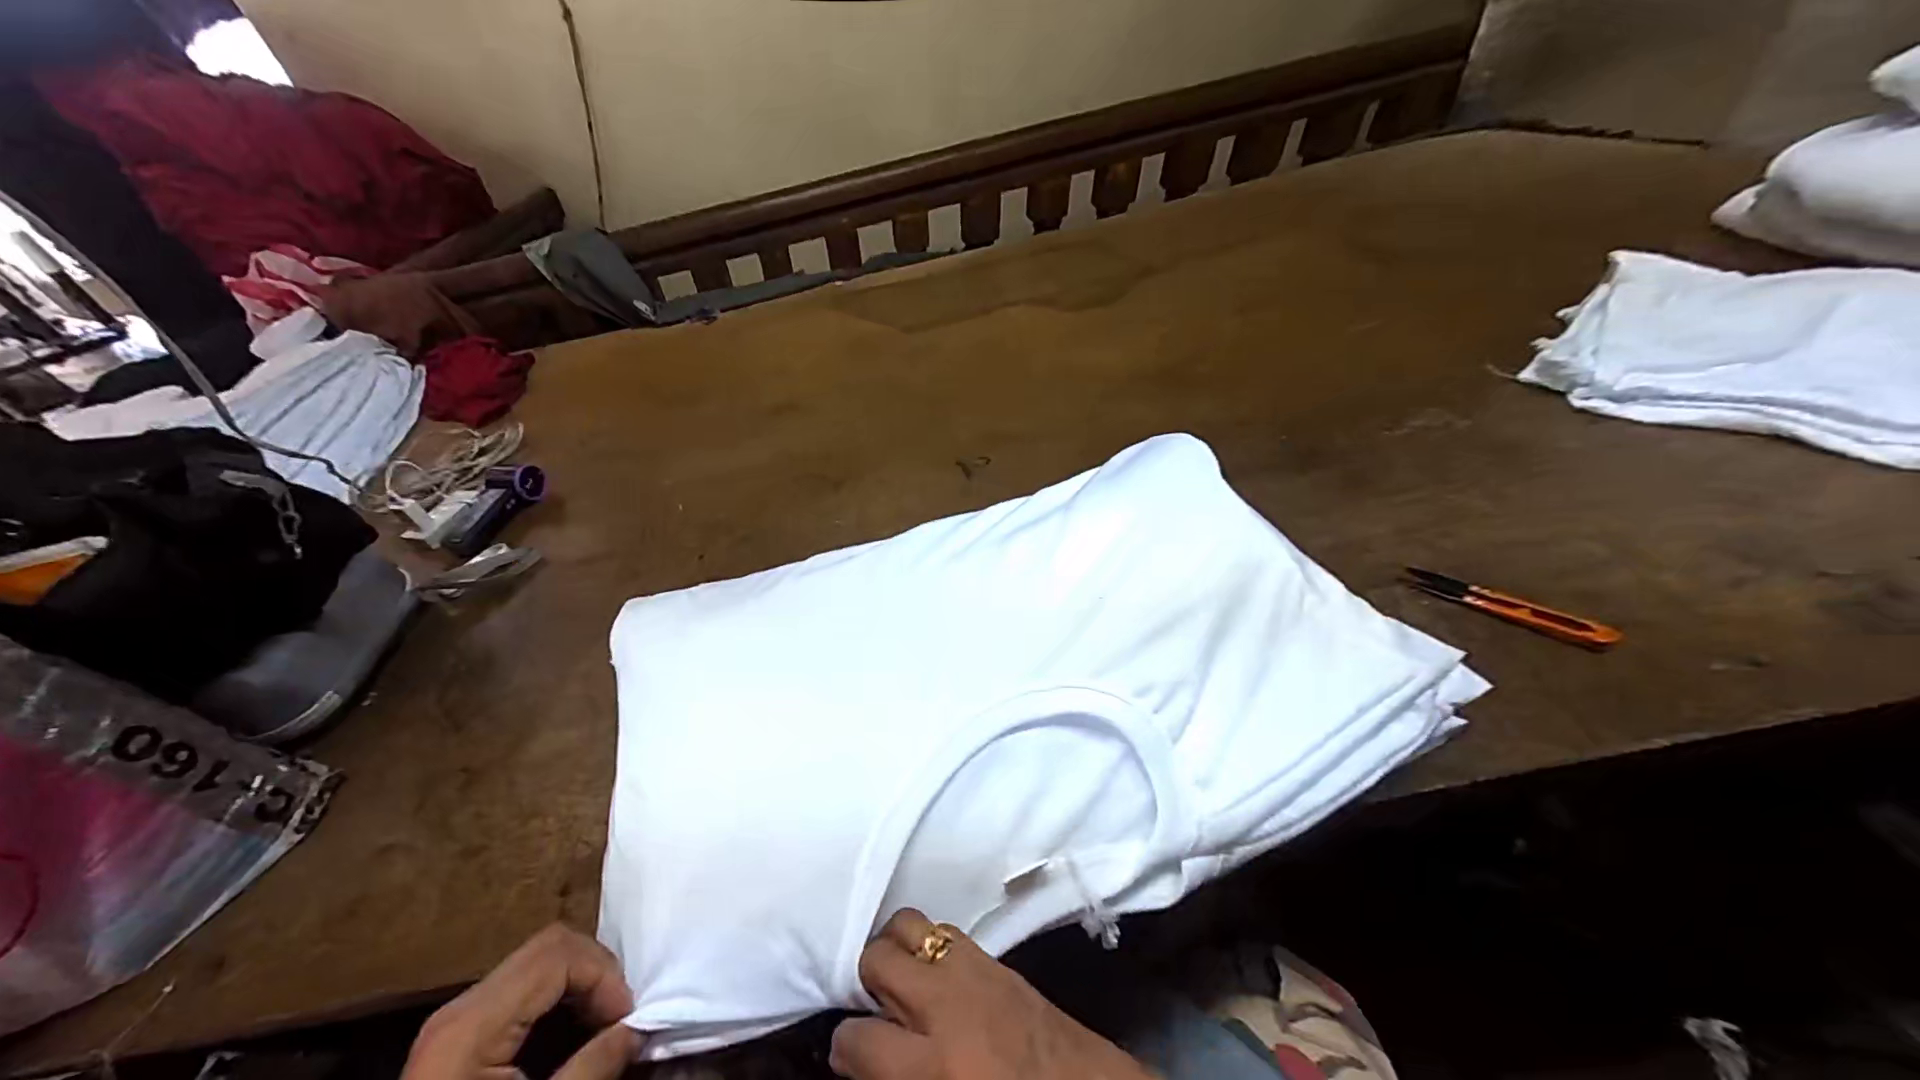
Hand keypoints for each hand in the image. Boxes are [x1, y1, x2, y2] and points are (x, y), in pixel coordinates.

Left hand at [402, 923, 641, 1079]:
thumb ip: (590, 1070)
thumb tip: (637, 1030)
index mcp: (471, 1027)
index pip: (557, 956)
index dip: (604, 976)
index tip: (627, 1019)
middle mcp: (460, 1008)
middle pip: (550, 946)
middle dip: (597, 972)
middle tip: (619, 1016)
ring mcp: (456, 1017)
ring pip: (540, 959)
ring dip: (583, 980)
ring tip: (602, 1022)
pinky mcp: (460, 1032)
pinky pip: (525, 984)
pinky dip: (561, 992)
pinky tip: (574, 1028)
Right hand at [831, 909, 1155, 1079]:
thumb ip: (896, 1077)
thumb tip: (862, 1054)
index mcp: (933, 1066)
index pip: (857, 1039)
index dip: (843, 1048)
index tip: (848, 1052)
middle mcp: (947, 1005)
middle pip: (877, 957)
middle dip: (864, 978)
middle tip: (873, 1004)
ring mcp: (973, 970)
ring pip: (910, 924)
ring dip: (895, 947)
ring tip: (898, 975)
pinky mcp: (994, 956)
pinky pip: (945, 929)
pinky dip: (929, 943)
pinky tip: (933, 969)